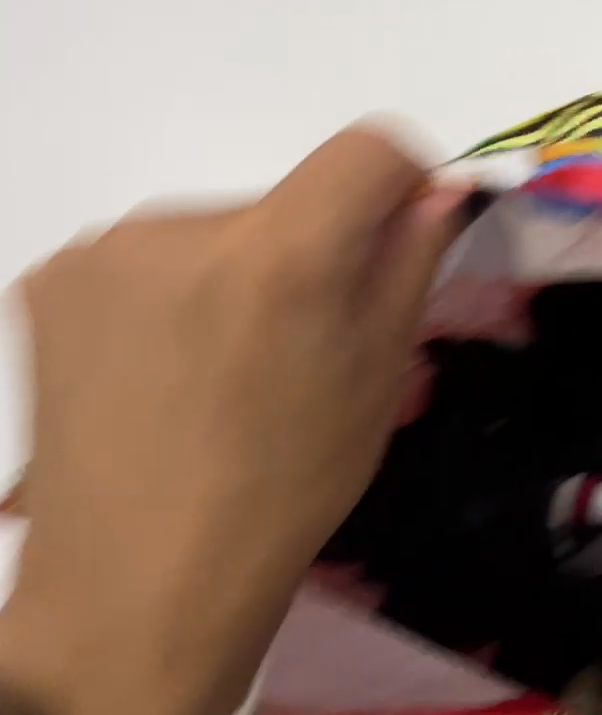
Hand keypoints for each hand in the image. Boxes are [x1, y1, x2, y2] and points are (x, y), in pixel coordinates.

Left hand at [0, 126, 464, 714]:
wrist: (151, 565)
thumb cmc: (303, 467)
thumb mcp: (384, 362)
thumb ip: (411, 260)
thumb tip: (442, 190)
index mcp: (282, 253)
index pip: (367, 150)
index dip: (408, 179)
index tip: (410, 235)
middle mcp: (178, 226)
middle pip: (295, 196)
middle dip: (328, 241)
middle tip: (326, 332)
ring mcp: (99, 251)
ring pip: (227, 227)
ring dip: (258, 266)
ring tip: (247, 356)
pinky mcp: (47, 281)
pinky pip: (158, 255)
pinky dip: (193, 287)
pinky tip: (183, 360)